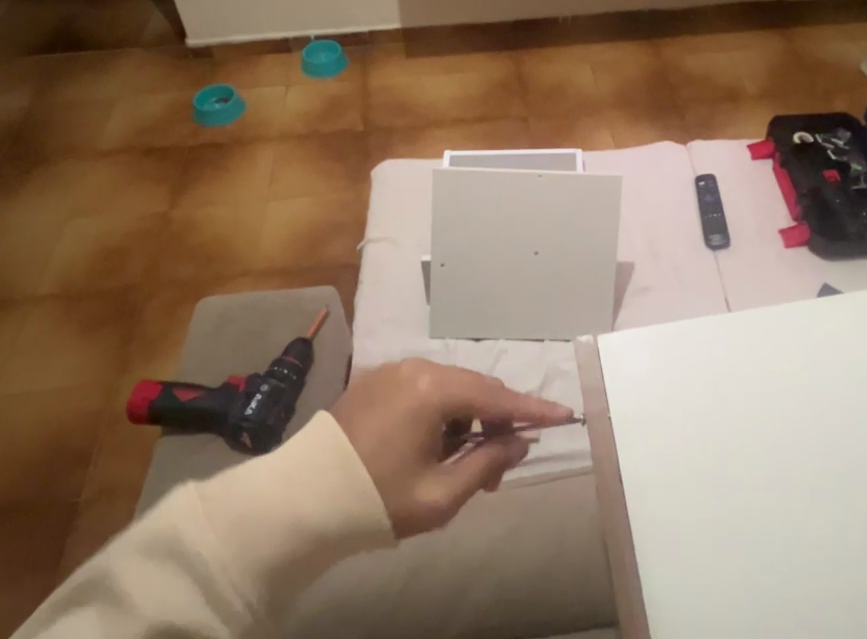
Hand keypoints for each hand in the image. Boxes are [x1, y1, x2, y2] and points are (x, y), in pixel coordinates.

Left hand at [329, 359, 574, 537]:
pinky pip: (424, 388)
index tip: (564, 414)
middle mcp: (416, 367)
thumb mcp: (440, 495)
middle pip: (475, 388)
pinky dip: (441, 411)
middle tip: (499, 466)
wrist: (301, 500)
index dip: (533, 408)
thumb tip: (518, 441)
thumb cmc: (375, 499)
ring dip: (467, 418)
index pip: (497, 396)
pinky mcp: (376, 381)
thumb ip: (487, 463)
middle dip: (495, 421)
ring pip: (450, 387)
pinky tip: (436, 444)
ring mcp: (393, 370)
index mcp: (432, 389)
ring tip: (462, 463)